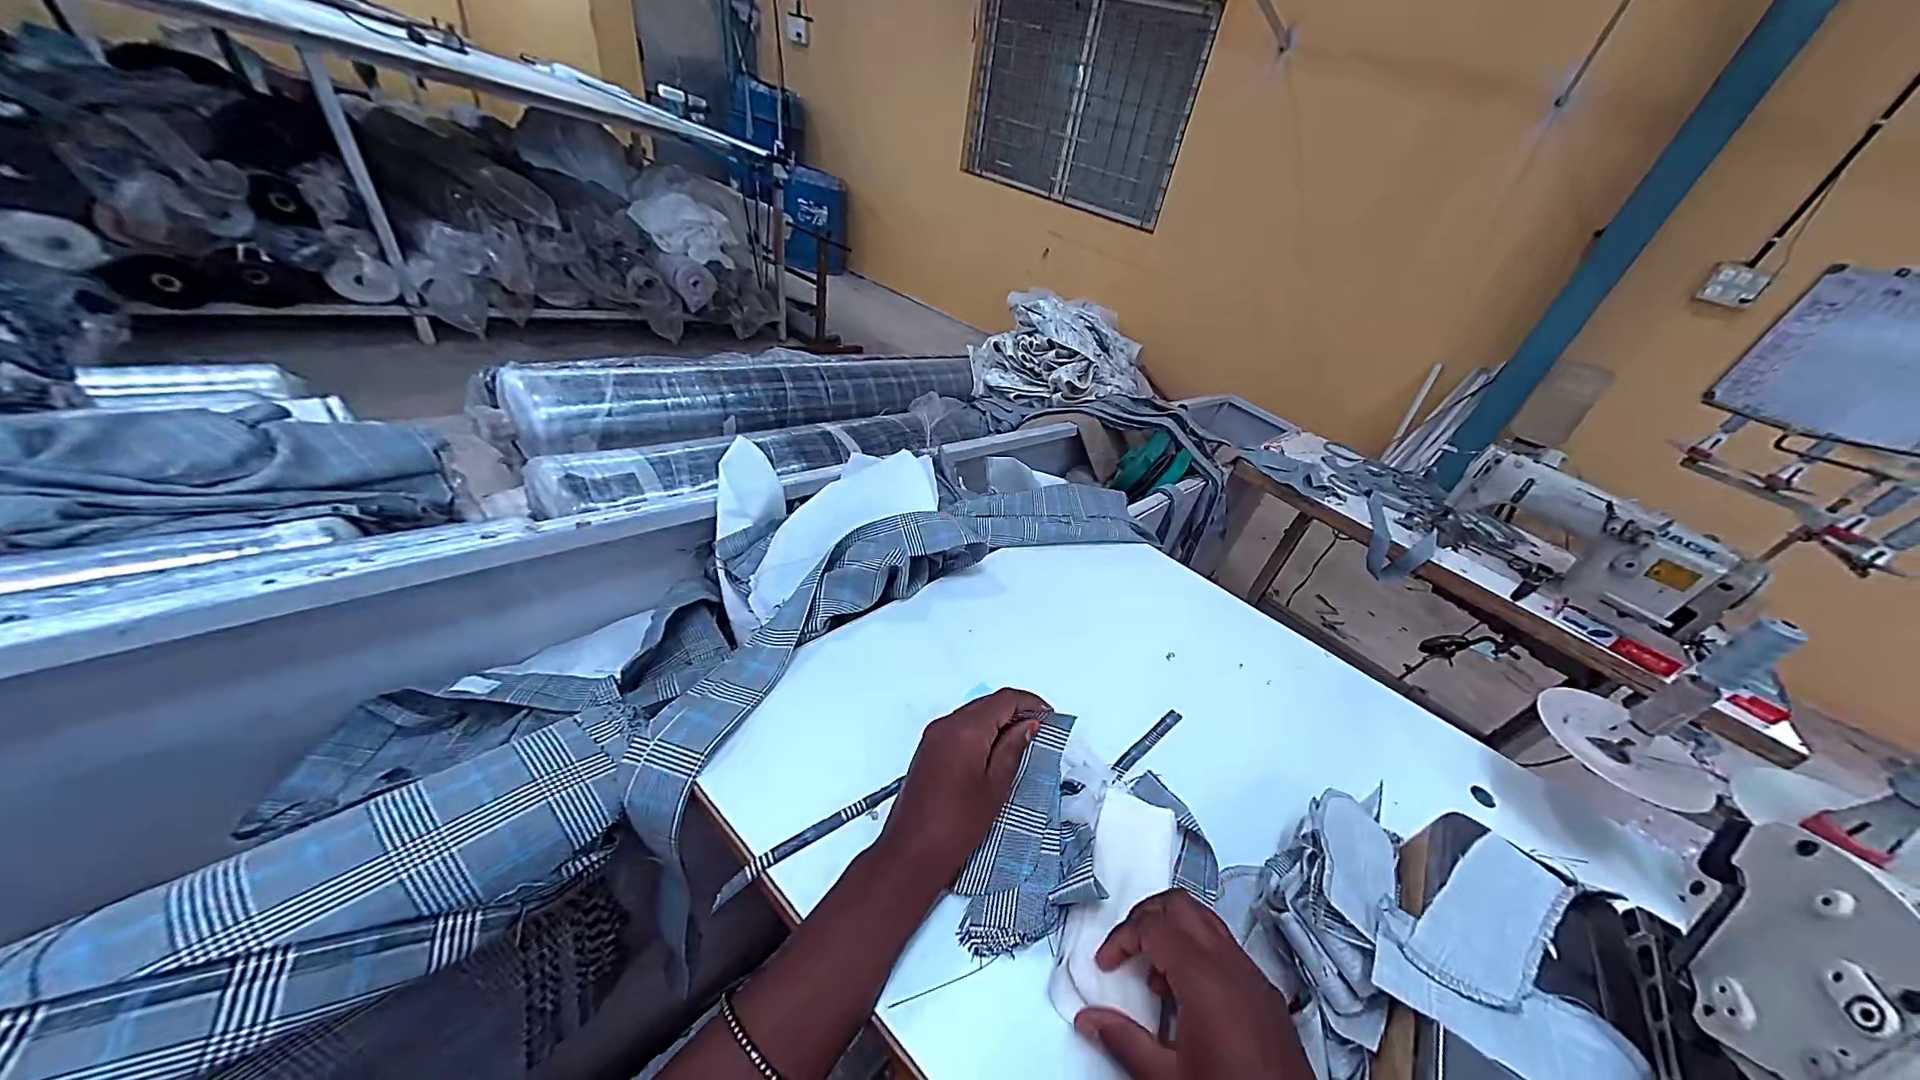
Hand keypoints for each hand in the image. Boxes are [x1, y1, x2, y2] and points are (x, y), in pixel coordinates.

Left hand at [873, 687, 1049, 887]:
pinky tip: (995, 753)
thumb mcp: (995, 786)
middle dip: (1016, 711)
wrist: (913, 853)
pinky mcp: (928, 749)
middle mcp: (945, 726)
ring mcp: (933, 736)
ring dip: (998, 722)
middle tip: (1040, 729)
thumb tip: (1027, 726)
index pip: (1005, 699)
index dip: (1031, 703)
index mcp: (965, 731)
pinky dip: (981, 732)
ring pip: (974, 714)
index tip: (1048, 716)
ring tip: (1022, 744)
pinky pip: (959, 727)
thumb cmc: (952, 827)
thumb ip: (1013, 748)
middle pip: (988, 703)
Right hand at [1075, 889, 1310, 1079]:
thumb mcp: (1167, 1079)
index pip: (1152, 926)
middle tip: (1125, 947)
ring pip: (1205, 921)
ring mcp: (1254, 977)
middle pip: (1180, 905)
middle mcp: (1232, 966)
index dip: (1121, 938)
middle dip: (1145, 917)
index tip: (1107, 962)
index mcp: (1205, 978)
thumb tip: (1092, 1020)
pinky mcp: (1266, 994)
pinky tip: (1187, 996)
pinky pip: (1226, 948)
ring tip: (1154, 976)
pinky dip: (1198, 952)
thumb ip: (1124, 1040)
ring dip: (1172, 932)